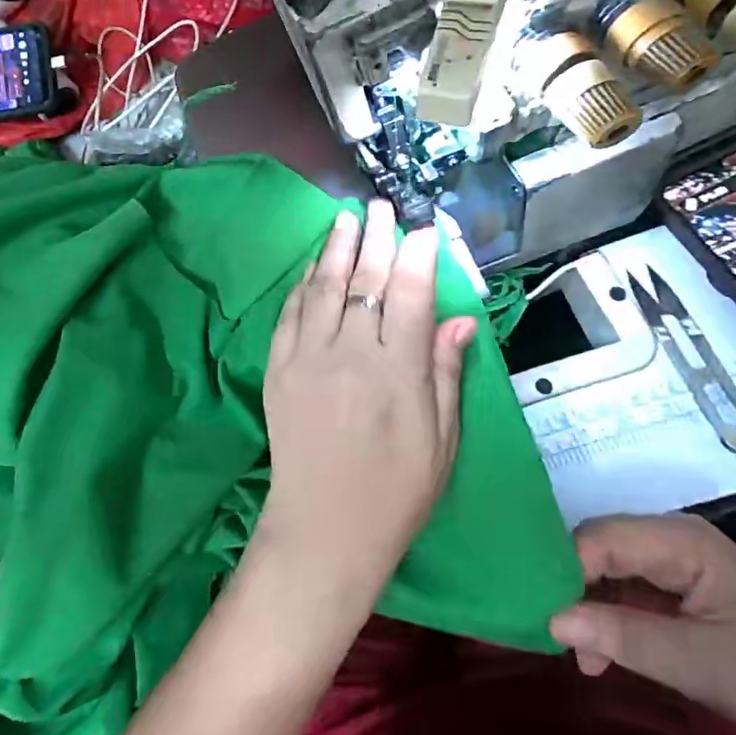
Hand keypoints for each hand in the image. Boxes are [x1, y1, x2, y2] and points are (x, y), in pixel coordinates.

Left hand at [255, 202, 478, 587]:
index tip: (423, 230)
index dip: (418, 257)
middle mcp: (351, 355)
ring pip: (323, 288)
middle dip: (375, 238)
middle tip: (380, 206)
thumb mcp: (441, 441)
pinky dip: (302, 285)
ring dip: (335, 248)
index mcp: (398, 373)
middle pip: (365, 281)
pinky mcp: (277, 370)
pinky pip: (290, 315)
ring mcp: (307, 359)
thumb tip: (458, 319)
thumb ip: (446, 374)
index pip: (411, 296)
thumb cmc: (396, 492)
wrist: (323, 528)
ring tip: (345, 217)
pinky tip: (311, 266)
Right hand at [549, 516, 735, 734]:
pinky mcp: (675, 583)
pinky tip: (598, 651)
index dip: (567, 567)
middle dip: (572, 586)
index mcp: (683, 541)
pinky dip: (605, 614)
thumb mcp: (699, 665)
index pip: (603, 537)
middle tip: (555, 634)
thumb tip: (552, 619)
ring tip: (581, 654)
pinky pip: (624, 585)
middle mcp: (672, 537)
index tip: (544, 610)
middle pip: (600, 545)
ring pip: (607, 565)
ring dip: (587, 605)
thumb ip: (624, 637)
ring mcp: (674, 558)